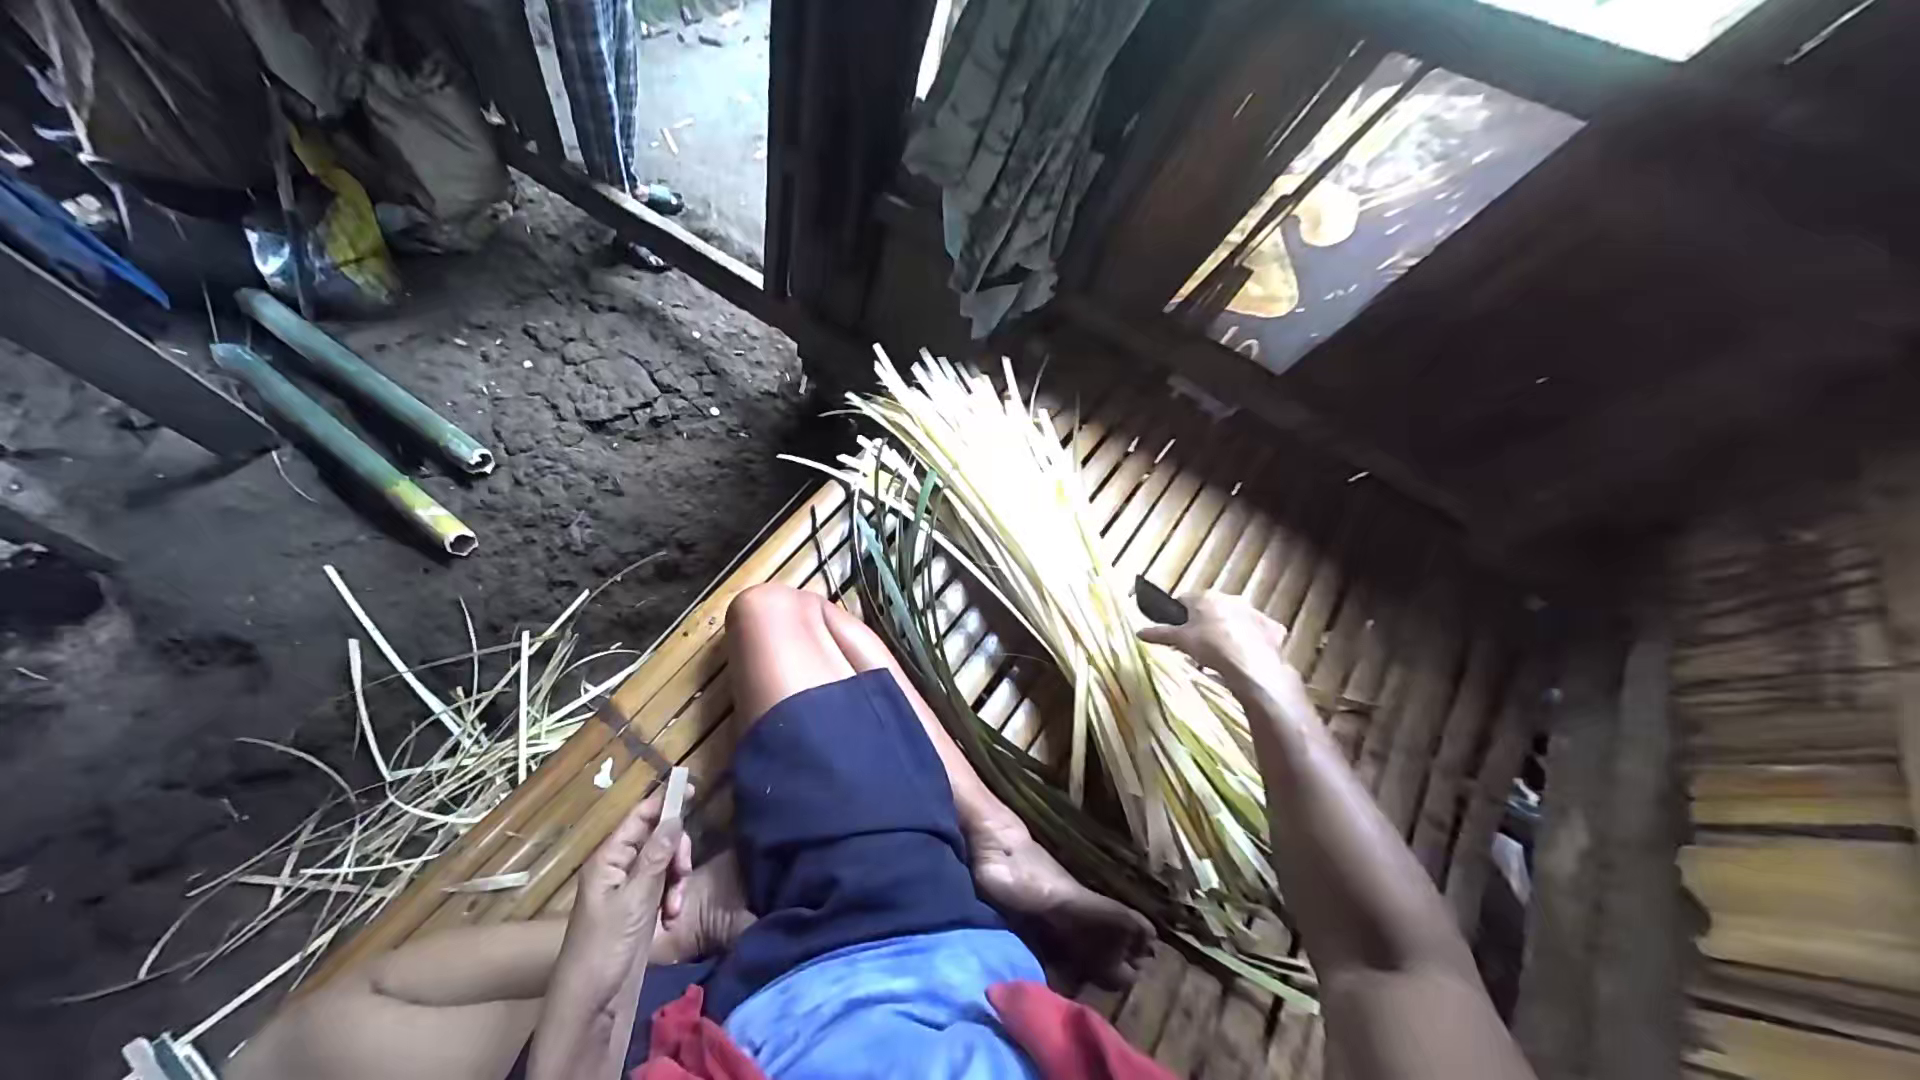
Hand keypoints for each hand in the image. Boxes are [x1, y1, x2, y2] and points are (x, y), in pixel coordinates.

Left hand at [561, 782, 693, 1004]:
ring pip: (666, 863)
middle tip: (683, 872)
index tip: (693, 789)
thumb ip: (656, 856)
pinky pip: (666, 887)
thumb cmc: (606, 946)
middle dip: (677, 852)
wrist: (593, 1005)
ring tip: (675, 905)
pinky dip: (674, 896)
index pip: (640, 817)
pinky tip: (672, 916)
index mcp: (608, 859)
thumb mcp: (634, 899)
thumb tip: (674, 816)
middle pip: (659, 838)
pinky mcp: (641, 908)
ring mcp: (631, 889)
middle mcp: (619, 868)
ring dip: (678, 878)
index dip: (665, 801)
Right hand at [1136, 590, 1290, 681]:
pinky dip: (1253, 641)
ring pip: (1236, 618)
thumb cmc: (1210, 646)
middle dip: (1204, 622)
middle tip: (1198, 643)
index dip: (1178, 615)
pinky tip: (1247, 655)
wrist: (1251, 665)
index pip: (1184, 600)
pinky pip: (1259, 632)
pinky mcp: (1272, 628)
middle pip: (1211, 608)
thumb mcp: (1180, 640)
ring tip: (1223, 652)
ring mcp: (1254, 612)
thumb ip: (1160, 633)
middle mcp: (1231, 598)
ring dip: (1229, 630)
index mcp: (1206, 598)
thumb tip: (1138, 631)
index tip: (1176, 630)